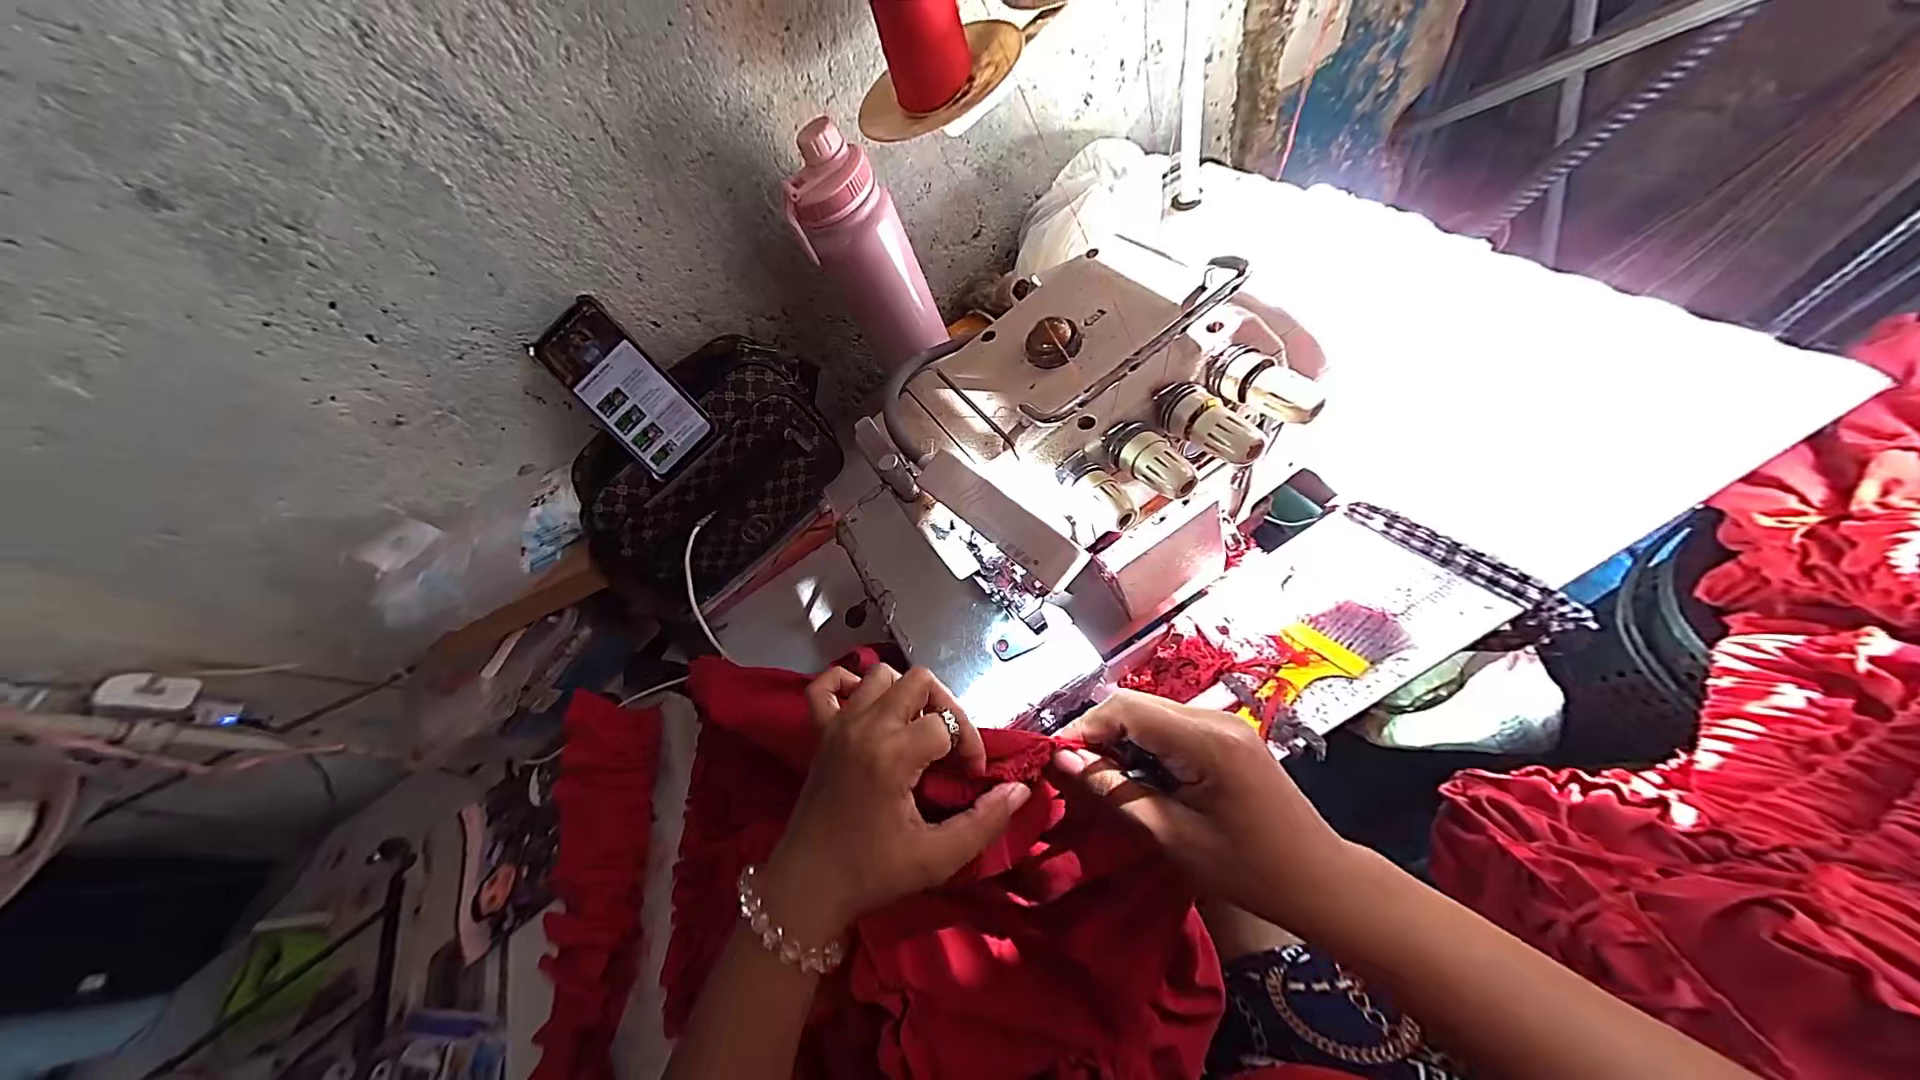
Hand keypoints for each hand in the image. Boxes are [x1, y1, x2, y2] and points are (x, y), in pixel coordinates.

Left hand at [759, 664, 1031, 943]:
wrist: (807, 889)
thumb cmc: (871, 874)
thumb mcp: (936, 859)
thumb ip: (984, 823)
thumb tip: (1020, 790)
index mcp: (892, 755)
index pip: (948, 722)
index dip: (970, 746)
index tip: (972, 777)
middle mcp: (865, 727)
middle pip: (918, 680)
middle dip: (946, 706)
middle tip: (950, 745)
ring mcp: (838, 725)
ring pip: (880, 674)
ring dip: (905, 694)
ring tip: (916, 729)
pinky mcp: (818, 732)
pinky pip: (826, 685)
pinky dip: (847, 683)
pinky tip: (866, 707)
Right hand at [1052, 689, 1358, 925]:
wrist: (1322, 880)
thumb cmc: (1251, 870)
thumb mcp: (1173, 836)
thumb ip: (1115, 791)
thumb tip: (1065, 760)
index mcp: (1206, 740)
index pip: (1125, 708)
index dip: (1085, 728)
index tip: (1059, 760)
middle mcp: (1214, 717)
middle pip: (1135, 703)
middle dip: (1099, 733)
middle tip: (1077, 772)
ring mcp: (1222, 721)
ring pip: (1149, 712)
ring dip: (1120, 739)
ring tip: (1105, 779)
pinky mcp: (1225, 733)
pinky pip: (1169, 725)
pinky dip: (1144, 744)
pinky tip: (1139, 777)